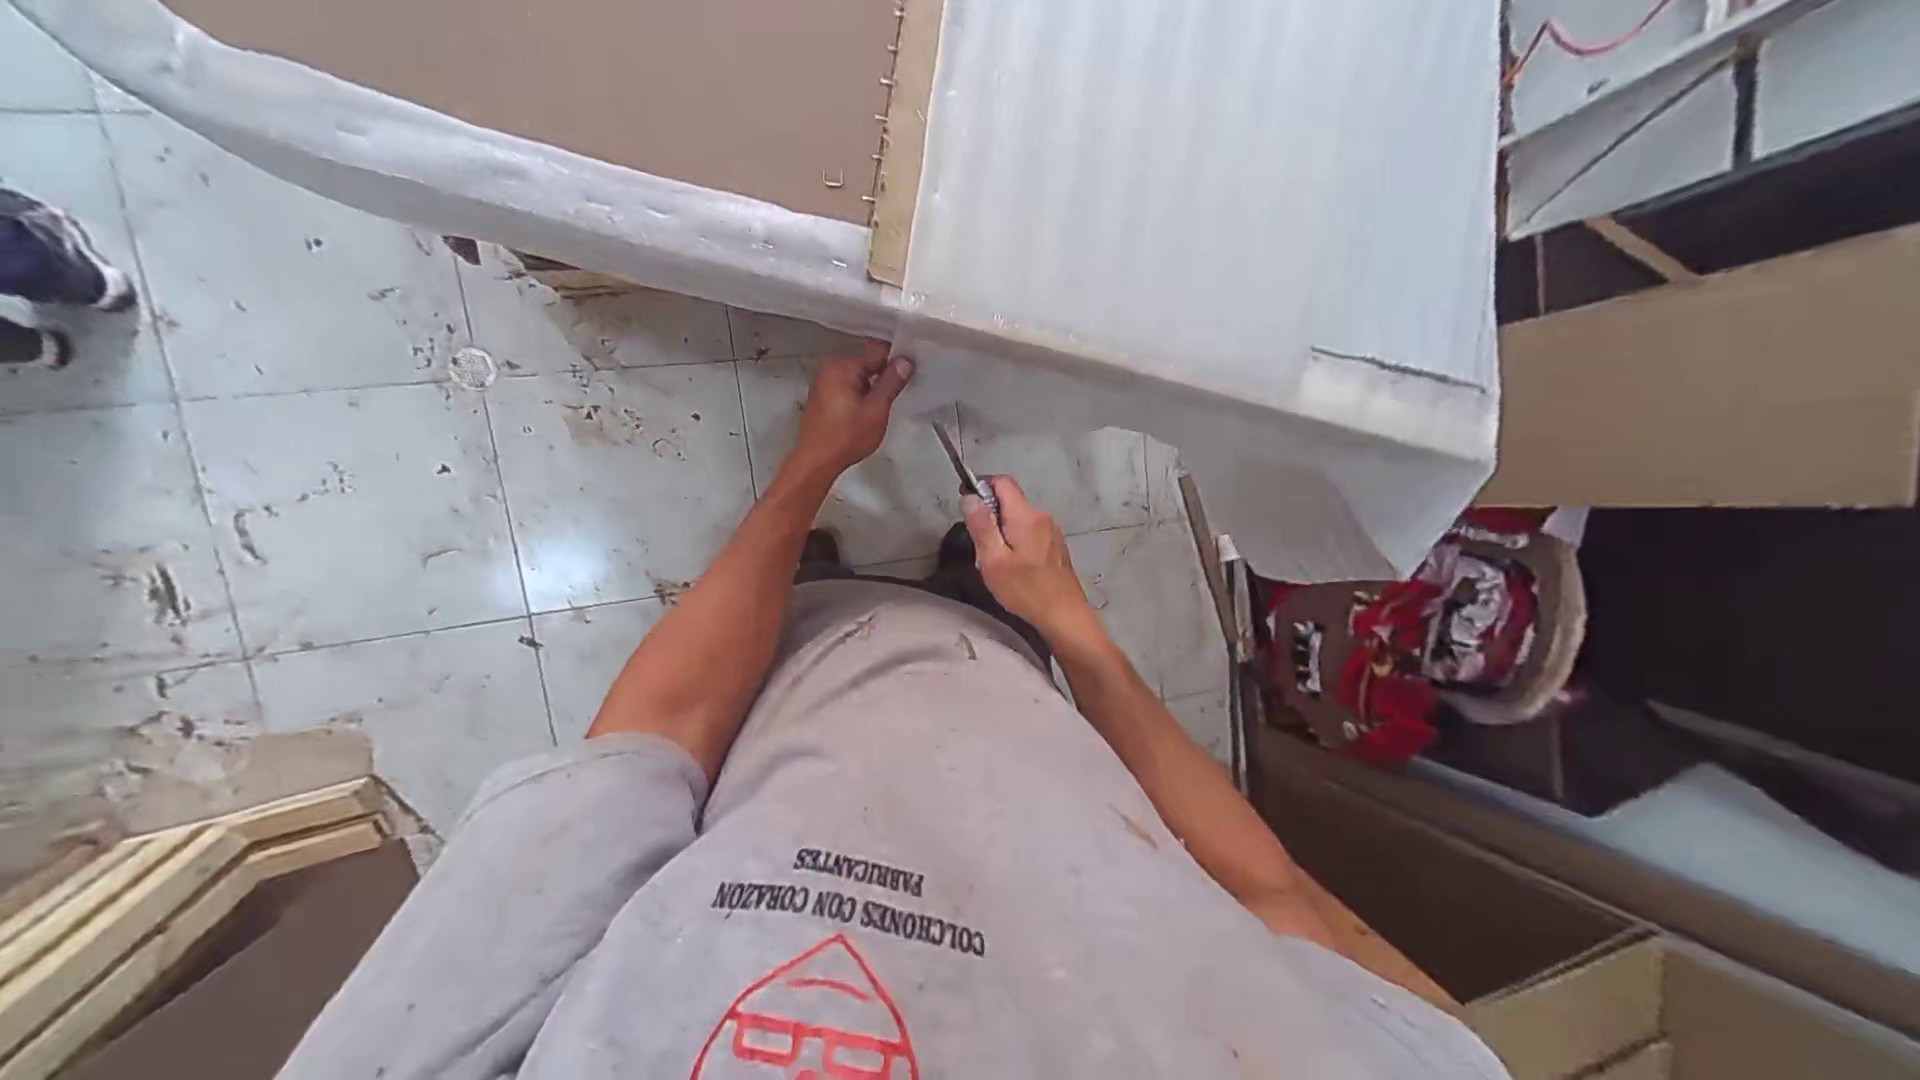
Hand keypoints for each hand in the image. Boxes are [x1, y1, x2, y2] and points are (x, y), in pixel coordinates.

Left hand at [781, 340, 913, 483]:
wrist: (817, 461)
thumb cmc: (847, 436)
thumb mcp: (876, 409)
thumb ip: (891, 382)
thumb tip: (905, 361)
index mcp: (842, 366)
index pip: (877, 353)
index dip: (897, 363)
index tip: (910, 375)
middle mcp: (829, 369)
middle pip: (866, 364)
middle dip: (883, 377)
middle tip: (895, 397)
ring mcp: (823, 383)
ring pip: (857, 378)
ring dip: (871, 389)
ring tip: (880, 409)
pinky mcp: (822, 397)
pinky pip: (847, 388)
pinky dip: (859, 396)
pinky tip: (865, 413)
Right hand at [963, 475, 1095, 640]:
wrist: (1064, 616)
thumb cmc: (1027, 591)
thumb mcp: (994, 561)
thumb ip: (981, 526)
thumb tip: (970, 497)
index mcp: (1026, 516)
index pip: (1002, 481)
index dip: (981, 486)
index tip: (968, 506)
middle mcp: (1042, 517)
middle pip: (1010, 501)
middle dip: (990, 517)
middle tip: (981, 547)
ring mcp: (1052, 532)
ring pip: (1019, 519)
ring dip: (1003, 532)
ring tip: (997, 562)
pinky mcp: (1055, 546)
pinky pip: (1030, 533)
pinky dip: (1017, 542)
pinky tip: (1014, 568)